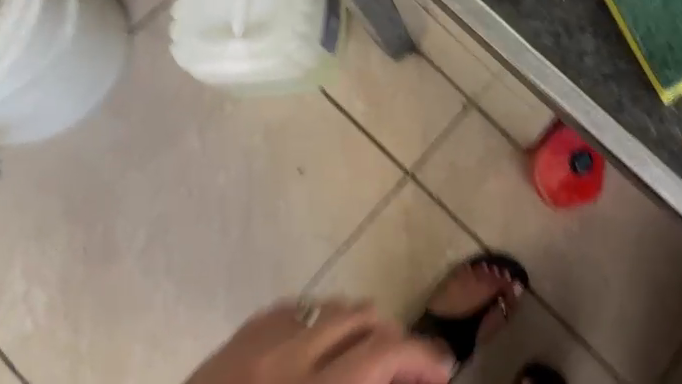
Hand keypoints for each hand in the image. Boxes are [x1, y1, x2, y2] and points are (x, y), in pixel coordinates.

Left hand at [184, 301, 452, 383]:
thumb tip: (411, 380)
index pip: (383, 351)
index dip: (423, 356)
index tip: (443, 371)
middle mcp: (285, 359)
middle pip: (364, 317)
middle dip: (393, 341)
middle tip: (402, 373)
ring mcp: (258, 341)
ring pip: (333, 306)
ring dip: (357, 329)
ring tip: (360, 360)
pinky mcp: (239, 335)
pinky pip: (297, 308)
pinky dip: (318, 324)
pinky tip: (317, 352)